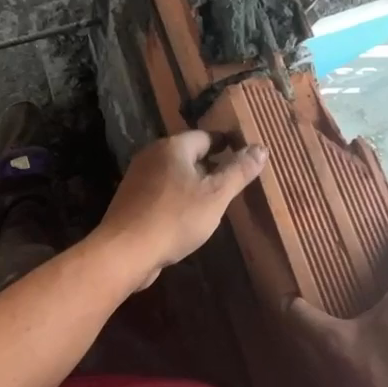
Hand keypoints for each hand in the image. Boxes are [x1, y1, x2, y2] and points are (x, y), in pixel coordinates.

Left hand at [89, 130, 266, 289]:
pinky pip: (161, 190)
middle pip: (187, 153)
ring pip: (173, 172)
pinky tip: (186, 216)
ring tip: (213, 199)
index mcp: (173, 146)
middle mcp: (153, 154)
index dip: (225, 144)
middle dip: (209, 164)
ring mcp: (138, 176)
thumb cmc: (175, 217)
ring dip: (192, 182)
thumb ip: (239, 171)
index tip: (241, 153)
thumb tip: (262, 147)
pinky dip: (177, 197)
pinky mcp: (131, 199)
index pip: (205, 136)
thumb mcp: (216, 195)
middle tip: (231, 178)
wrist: (126, 249)